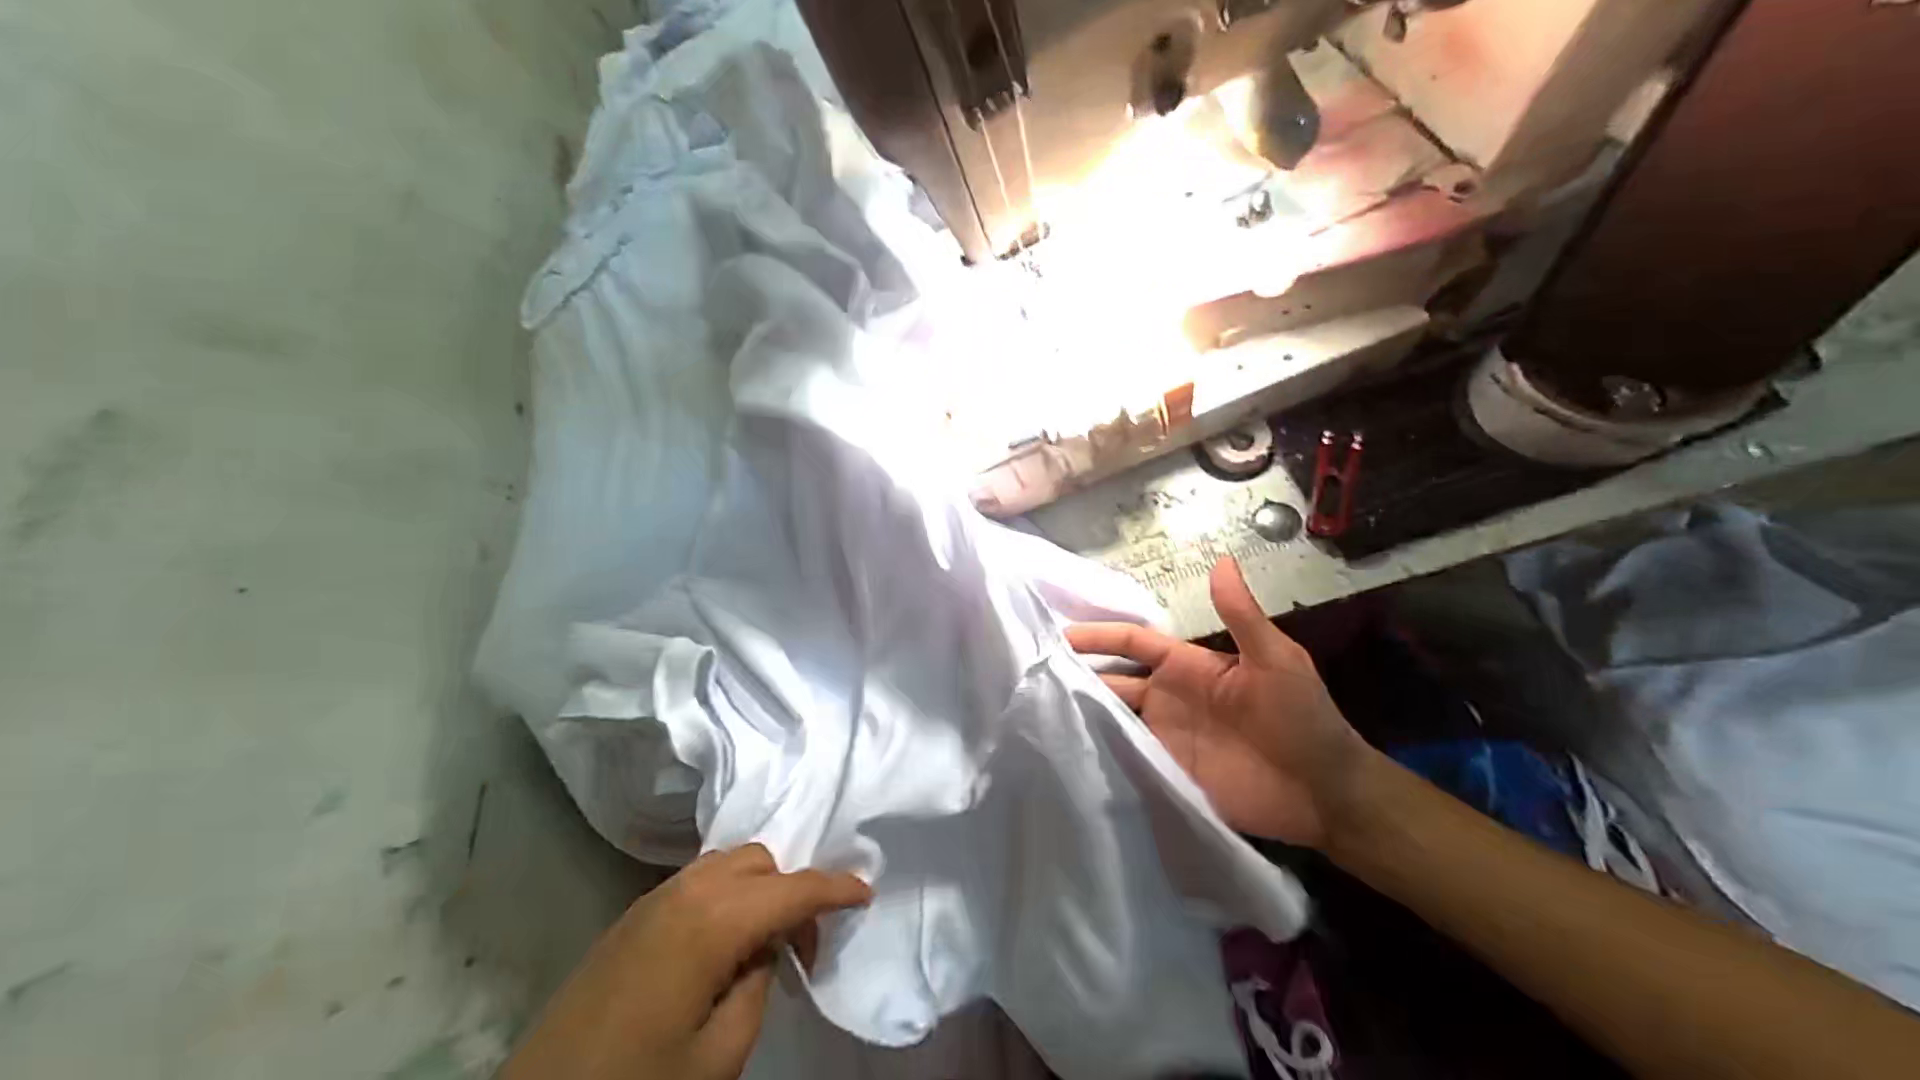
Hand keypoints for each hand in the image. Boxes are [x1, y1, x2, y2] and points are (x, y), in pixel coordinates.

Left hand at [500, 844, 871, 1079]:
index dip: (835, 889)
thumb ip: (758, 984)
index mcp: (713, 920)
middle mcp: (686, 891)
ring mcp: (654, 899)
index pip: (793, 889)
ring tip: (763, 946)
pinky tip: (724, 944)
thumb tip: (765, 947)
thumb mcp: (719, 1053)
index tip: (866, 893)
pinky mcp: (632, 916)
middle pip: (761, 862)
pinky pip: (698, 882)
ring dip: (759, 890)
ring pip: (729, 865)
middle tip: (802, 949)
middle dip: (792, 890)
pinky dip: (728, 895)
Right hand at [1067, 557, 1367, 846]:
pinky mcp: (1170, 770)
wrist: (1324, 791)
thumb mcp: (1276, 659)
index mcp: (1189, 666)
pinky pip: (1128, 754)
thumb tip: (1221, 559)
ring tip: (1042, 706)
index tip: (1060, 633)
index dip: (1098, 635)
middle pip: (1114, 677)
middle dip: (1080, 671)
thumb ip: (1242, 616)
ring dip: (1085, 708)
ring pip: (1116, 715)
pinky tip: (1072, 746)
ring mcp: (1168, 735)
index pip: (1133, 642)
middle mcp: (1170, 696)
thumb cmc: (1302, 717)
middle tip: (1035, 669)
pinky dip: (1102, 748)